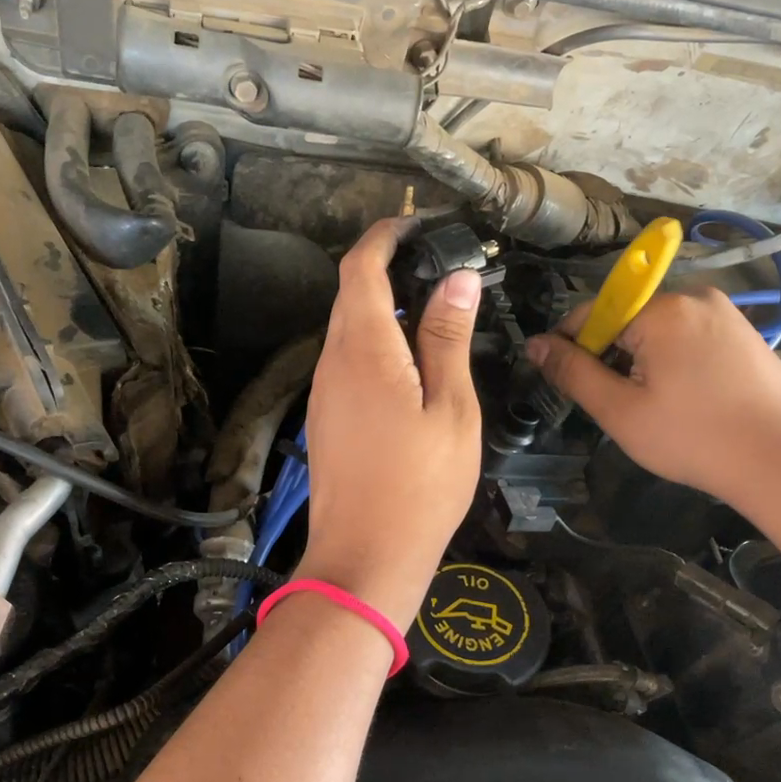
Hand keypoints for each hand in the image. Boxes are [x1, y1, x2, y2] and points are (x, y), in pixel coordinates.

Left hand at [295, 218, 482, 628]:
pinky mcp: (326, 418)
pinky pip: (347, 362)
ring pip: (348, 330)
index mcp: (365, 350)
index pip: (362, 268)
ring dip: (384, 309)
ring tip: (435, 314)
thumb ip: (449, 339)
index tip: (418, 224)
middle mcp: (333, 363)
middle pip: (351, 295)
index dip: (385, 236)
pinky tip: (410, 363)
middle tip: (440, 268)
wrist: (365, 557)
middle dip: (388, 269)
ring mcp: (324, 393)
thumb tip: (456, 279)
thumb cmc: (420, 487)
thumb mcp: (452, 410)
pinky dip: (376, 344)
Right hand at [526, 287, 780, 501]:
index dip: (570, 348)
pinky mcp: (744, 334)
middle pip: (626, 319)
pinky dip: (672, 364)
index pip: (590, 313)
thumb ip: (573, 373)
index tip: (569, 386)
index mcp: (661, 308)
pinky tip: (684, 402)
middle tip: (618, 407)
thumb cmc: (694, 438)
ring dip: (641, 363)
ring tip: (653, 409)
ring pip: (658, 331)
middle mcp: (695, 296)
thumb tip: (535, 345)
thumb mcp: (620, 410)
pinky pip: (688, 339)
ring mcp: (725, 313)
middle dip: (611, 357)